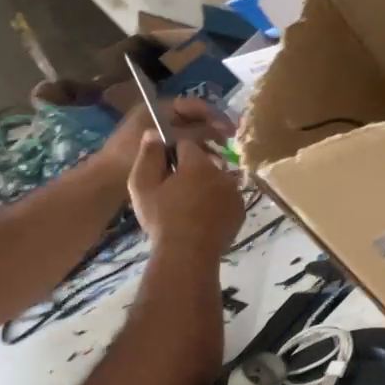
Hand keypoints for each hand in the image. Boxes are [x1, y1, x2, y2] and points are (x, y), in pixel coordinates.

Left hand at [83, 97, 234, 183]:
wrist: (108, 180)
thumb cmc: (132, 155)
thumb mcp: (168, 140)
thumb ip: (195, 132)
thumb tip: (221, 128)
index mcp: (156, 111)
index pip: (191, 106)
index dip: (213, 115)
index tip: (231, 128)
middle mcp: (159, 120)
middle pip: (195, 120)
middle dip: (214, 130)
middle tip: (230, 142)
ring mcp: (162, 136)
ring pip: (194, 135)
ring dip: (209, 144)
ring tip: (221, 158)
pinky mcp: (164, 151)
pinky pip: (189, 148)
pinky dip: (201, 154)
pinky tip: (212, 165)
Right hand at [127, 132, 243, 256]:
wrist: (189, 251)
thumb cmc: (162, 216)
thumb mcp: (143, 183)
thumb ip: (149, 155)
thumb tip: (155, 133)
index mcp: (200, 165)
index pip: (186, 144)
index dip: (172, 152)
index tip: (162, 167)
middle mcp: (224, 176)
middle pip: (204, 162)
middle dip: (189, 169)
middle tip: (172, 189)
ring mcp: (236, 194)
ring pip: (217, 180)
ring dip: (204, 185)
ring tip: (187, 204)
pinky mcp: (241, 210)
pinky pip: (226, 197)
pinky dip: (215, 200)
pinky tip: (202, 214)